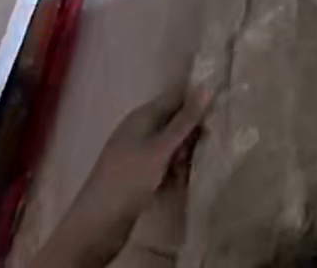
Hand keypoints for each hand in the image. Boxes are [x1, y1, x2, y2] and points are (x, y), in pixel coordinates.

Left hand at [37, 83, 209, 267]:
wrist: (92, 230)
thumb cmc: (127, 181)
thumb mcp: (160, 149)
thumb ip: (184, 120)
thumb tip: (207, 86)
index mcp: (143, 116)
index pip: (176, 97)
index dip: (198, 99)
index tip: (223, 106)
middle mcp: (140, 130)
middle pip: (175, 122)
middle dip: (194, 131)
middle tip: (213, 143)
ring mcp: (137, 155)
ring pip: (171, 146)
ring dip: (186, 154)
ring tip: (199, 166)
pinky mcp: (137, 179)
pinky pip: (164, 166)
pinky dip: (175, 171)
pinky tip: (185, 182)